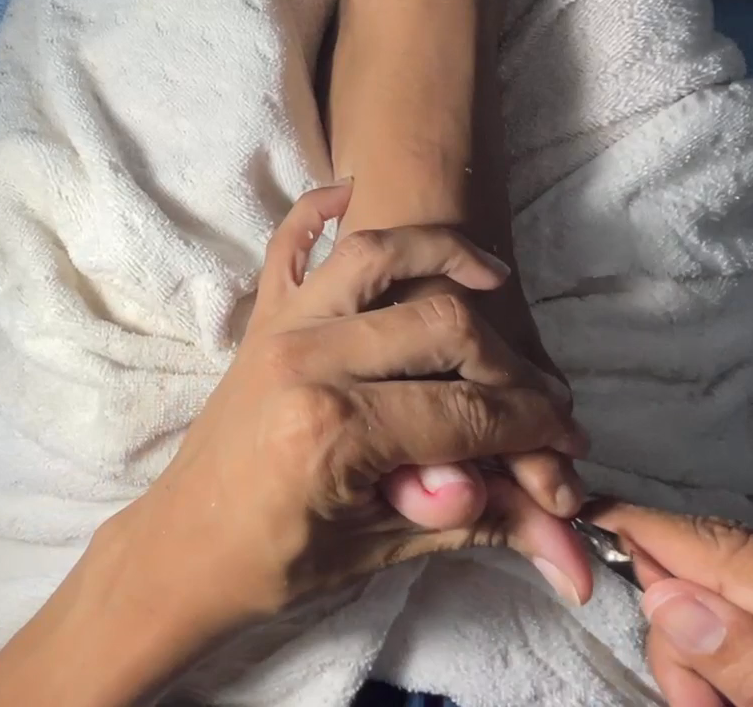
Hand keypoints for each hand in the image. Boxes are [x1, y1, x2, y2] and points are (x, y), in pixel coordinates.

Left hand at [105, 181, 594, 632]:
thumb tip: (570, 542)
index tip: (568, 439)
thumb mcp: (378, 553)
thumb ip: (475, 523)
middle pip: (441, 324)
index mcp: (335, 429)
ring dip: (441, 253)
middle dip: (507, 365)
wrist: (182, 544)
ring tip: (491, 279)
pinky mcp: (261, 316)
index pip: (468, 413)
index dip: (533, 428)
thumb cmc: (273, 561)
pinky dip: (321, 207)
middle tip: (537, 398)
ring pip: (375, 254)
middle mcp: (308, 358)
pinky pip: (289, 241)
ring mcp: (280, 326)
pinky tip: (355, 191)